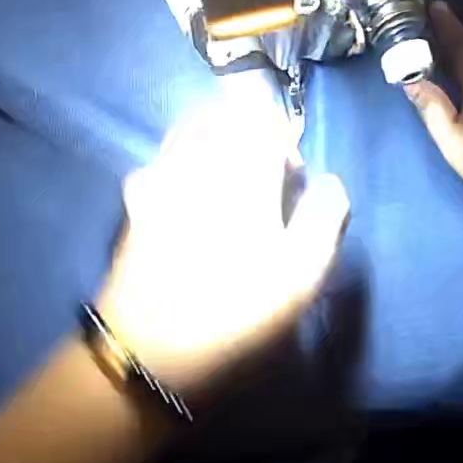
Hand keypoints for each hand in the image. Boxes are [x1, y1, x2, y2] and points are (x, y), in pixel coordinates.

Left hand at [96, 88, 348, 398]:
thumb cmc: (236, 308)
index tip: (292, 180)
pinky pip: (163, 160)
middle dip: (247, 134)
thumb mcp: (304, 271)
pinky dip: (182, 165)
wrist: (150, 348)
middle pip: (223, 113)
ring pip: (189, 130)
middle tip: (262, 182)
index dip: (284, 140)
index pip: (264, 114)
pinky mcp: (135, 199)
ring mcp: (157, 173)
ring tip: (228, 190)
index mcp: (242, 165)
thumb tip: (328, 182)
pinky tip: (188, 203)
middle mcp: (195, 155)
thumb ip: (325, 214)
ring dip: (214, 144)